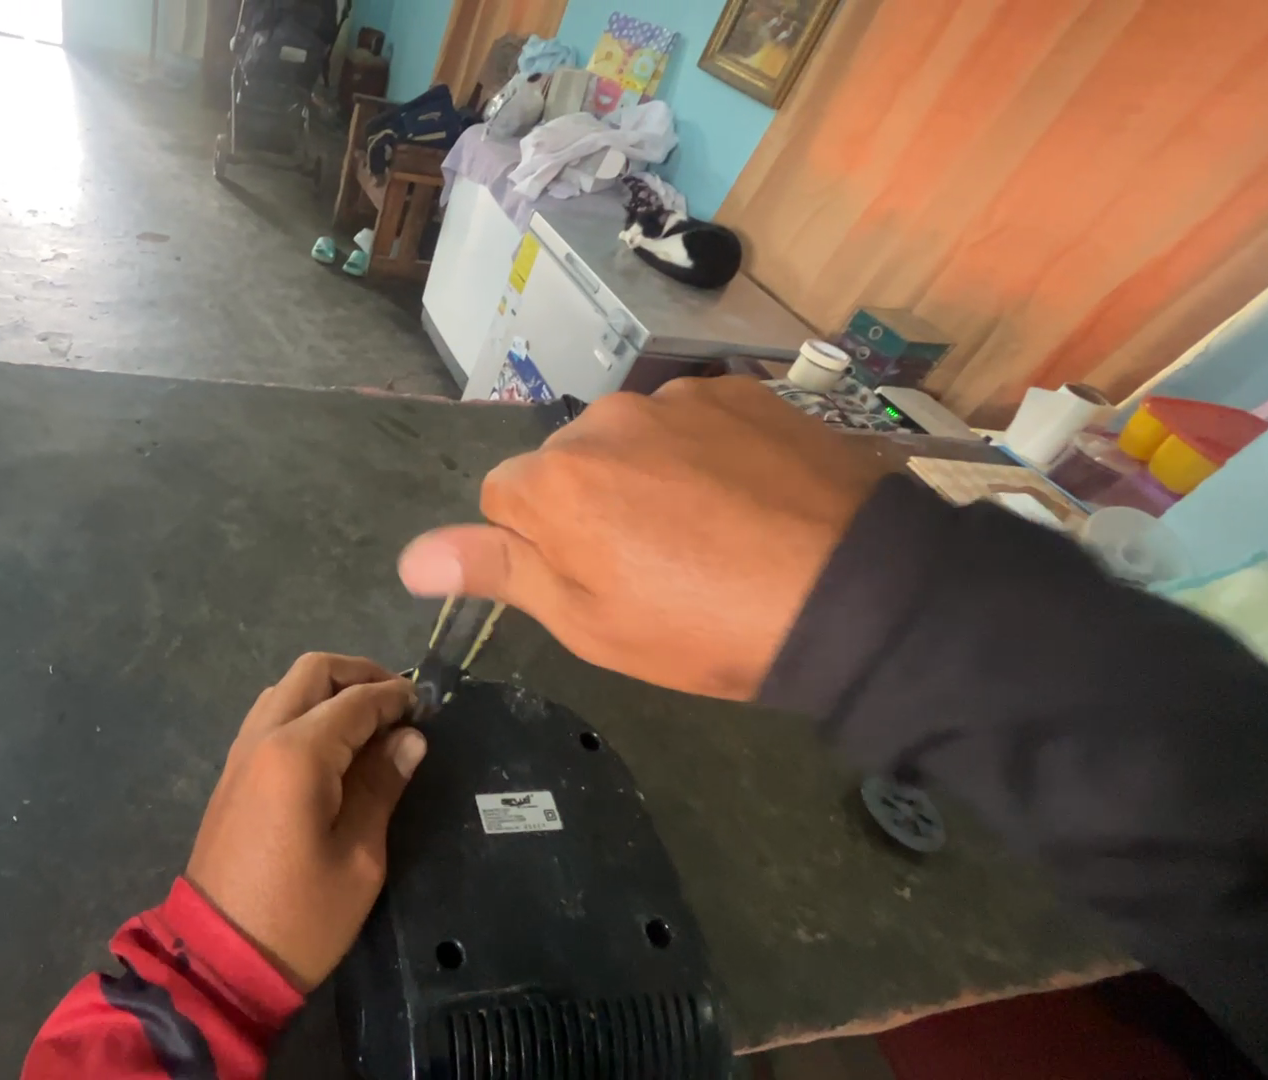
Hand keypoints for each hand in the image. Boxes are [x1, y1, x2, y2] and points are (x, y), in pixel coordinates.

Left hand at [186, 653, 426, 989]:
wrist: (217, 962)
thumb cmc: (299, 916)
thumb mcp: (359, 857)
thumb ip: (382, 785)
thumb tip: (410, 738)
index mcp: (297, 753)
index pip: (355, 700)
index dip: (395, 696)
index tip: (426, 705)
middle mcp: (264, 736)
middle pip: (313, 671)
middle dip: (360, 674)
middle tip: (398, 702)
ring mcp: (242, 751)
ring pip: (287, 688)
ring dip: (329, 689)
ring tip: (370, 721)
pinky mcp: (233, 771)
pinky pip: (271, 715)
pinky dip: (305, 709)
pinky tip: (333, 742)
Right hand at [397, 378, 888, 699]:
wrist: (859, 598)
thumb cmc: (701, 627)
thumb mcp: (586, 620)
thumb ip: (495, 571)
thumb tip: (409, 558)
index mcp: (553, 482)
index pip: (500, 501)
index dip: (536, 547)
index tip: (591, 581)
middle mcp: (600, 421)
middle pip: (560, 465)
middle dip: (582, 507)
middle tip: (650, 564)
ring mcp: (674, 398)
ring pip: (622, 440)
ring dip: (638, 476)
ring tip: (703, 531)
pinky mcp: (736, 389)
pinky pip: (683, 421)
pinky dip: (694, 452)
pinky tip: (740, 496)